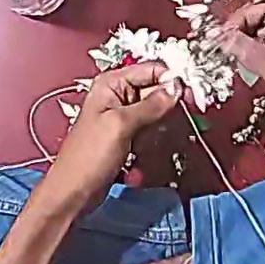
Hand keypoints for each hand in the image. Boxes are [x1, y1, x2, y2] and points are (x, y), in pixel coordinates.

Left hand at [37, 63, 182, 211]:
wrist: (72, 194)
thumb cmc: (91, 155)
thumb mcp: (121, 125)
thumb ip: (151, 104)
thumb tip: (178, 86)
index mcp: (113, 82)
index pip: (152, 69)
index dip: (173, 79)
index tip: (192, 94)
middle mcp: (119, 93)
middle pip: (157, 88)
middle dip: (168, 105)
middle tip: (176, 122)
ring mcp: (124, 113)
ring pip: (157, 109)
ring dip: (161, 124)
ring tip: (149, 141)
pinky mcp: (129, 132)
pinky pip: (151, 126)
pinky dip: (154, 136)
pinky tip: (146, 149)